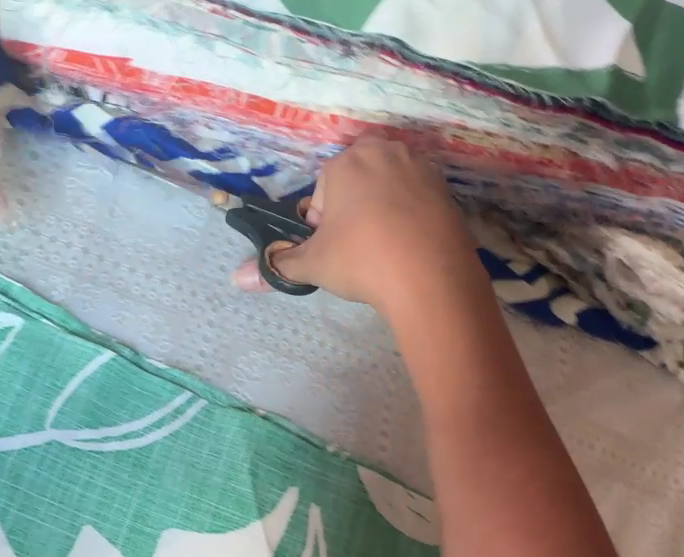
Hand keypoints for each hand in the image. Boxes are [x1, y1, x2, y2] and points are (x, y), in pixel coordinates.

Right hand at [232, 138, 483, 312]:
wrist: (429, 275)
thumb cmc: (362, 260)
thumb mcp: (313, 264)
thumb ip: (277, 266)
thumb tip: (238, 279)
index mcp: (345, 162)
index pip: (323, 191)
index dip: (322, 224)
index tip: (331, 248)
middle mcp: (383, 151)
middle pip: (356, 182)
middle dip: (351, 211)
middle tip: (354, 249)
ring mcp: (418, 166)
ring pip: (386, 189)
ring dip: (379, 213)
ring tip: (382, 250)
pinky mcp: (444, 187)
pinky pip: (415, 199)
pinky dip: (407, 218)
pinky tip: (406, 247)